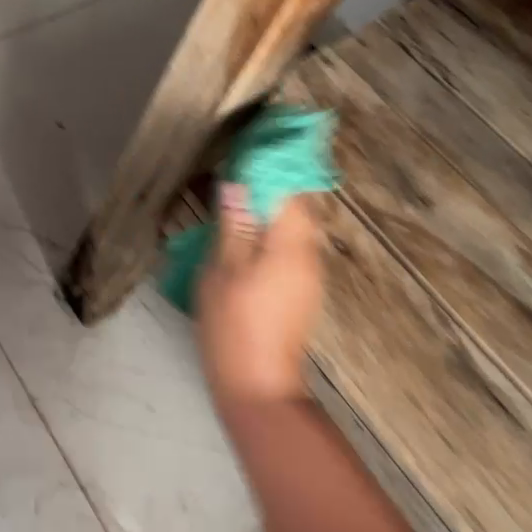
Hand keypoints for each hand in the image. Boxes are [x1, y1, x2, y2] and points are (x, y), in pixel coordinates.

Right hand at [197, 183, 324, 412]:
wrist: (258, 385)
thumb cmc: (234, 324)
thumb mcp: (221, 270)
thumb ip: (233, 225)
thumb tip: (239, 184)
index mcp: (291, 244)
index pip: (291, 188)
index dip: (273, 164)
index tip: (250, 146)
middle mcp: (309, 254)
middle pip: (298, 205)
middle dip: (272, 183)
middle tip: (238, 168)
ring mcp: (309, 275)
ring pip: (294, 226)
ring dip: (271, 207)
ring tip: (236, 196)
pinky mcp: (301, 291)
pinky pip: (290, 245)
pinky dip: (272, 230)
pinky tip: (245, 234)